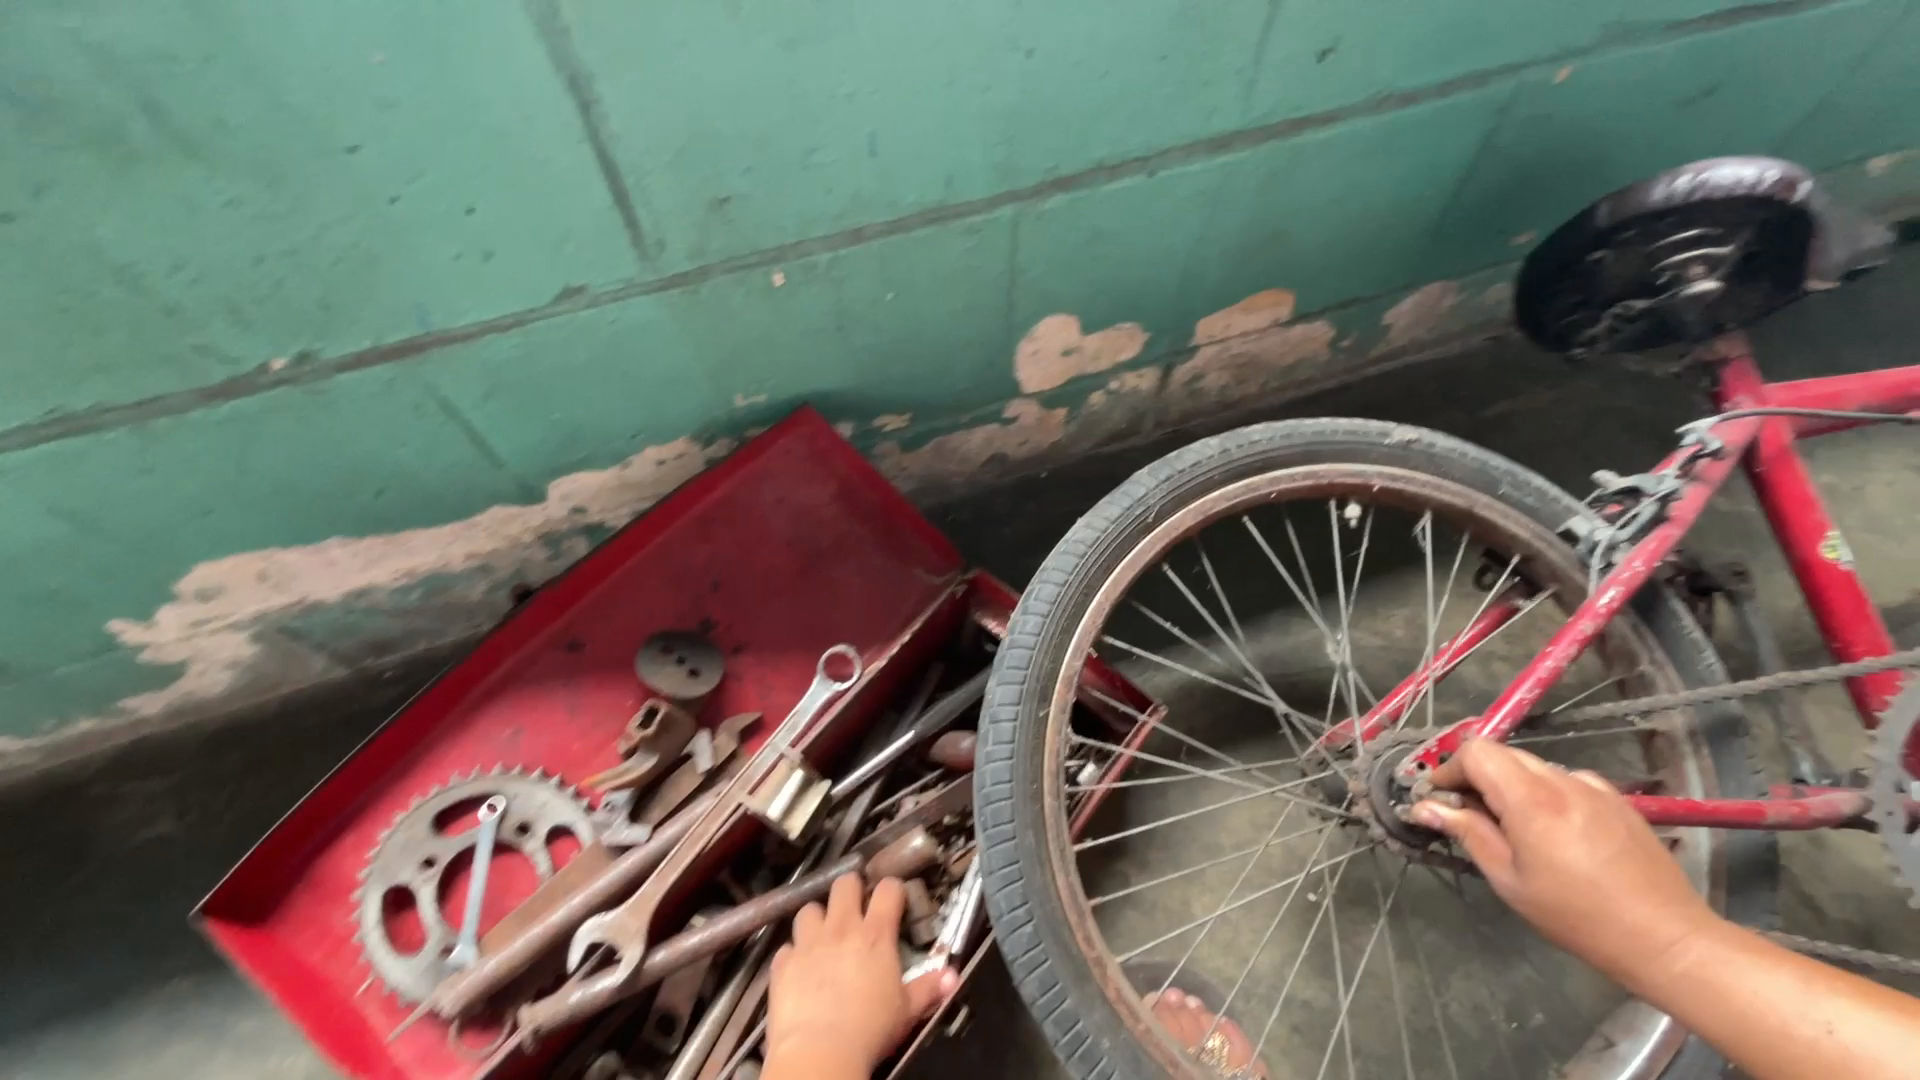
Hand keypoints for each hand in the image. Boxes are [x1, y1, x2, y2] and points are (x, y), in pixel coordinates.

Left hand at [764, 874, 958, 1077]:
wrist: (819, 1053)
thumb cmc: (870, 1029)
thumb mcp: (907, 1011)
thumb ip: (929, 988)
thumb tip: (953, 976)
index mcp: (876, 934)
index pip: (888, 889)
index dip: (893, 890)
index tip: (894, 901)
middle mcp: (841, 928)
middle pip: (844, 884)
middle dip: (851, 890)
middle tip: (856, 908)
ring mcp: (808, 942)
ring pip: (809, 909)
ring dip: (817, 919)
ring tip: (823, 936)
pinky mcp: (782, 963)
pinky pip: (786, 947)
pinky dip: (793, 954)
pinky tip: (799, 969)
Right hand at [1411, 739, 1720, 989]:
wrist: (1667, 939)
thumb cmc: (1577, 915)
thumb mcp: (1508, 879)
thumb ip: (1467, 832)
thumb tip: (1425, 806)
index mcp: (1531, 799)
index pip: (1477, 752)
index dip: (1451, 768)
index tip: (1442, 797)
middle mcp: (1563, 781)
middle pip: (1503, 754)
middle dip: (1478, 775)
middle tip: (1470, 813)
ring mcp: (1595, 788)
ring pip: (1534, 766)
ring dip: (1512, 784)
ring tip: (1514, 826)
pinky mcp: (1618, 801)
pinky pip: (1567, 781)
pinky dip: (1547, 793)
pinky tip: (1555, 829)